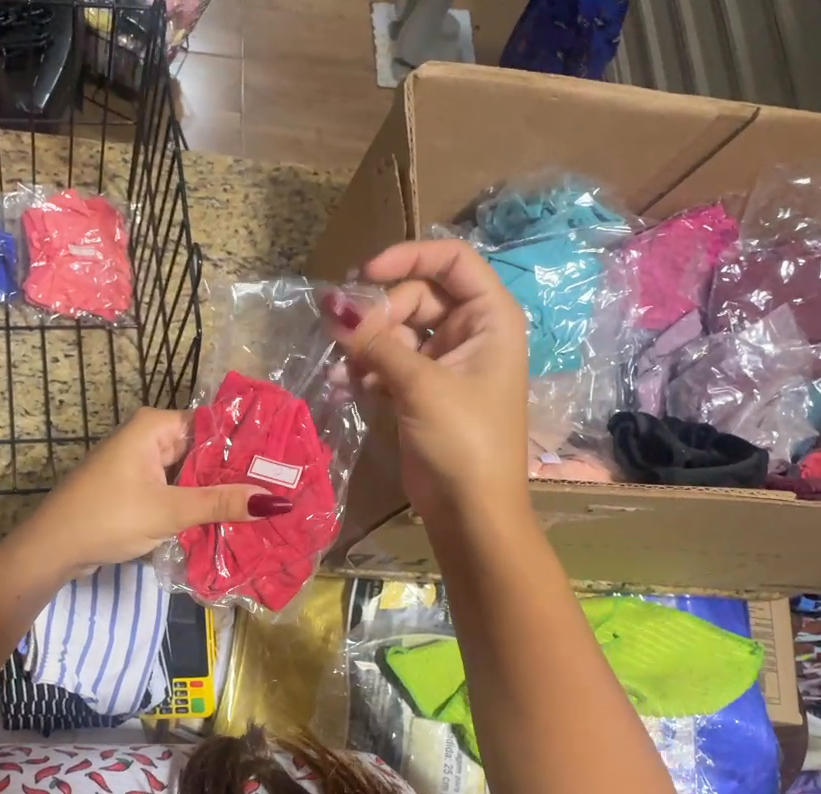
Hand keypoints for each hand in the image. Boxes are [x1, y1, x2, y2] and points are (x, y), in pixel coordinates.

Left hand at [14, 408, 287, 574]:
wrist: (52, 548)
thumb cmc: (108, 518)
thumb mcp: (169, 510)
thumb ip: (222, 503)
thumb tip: (278, 500)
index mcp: (156, 426)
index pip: (215, 425)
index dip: (249, 443)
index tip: (286, 462)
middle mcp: (149, 437)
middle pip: (205, 450)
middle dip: (239, 471)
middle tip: (286, 487)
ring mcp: (141, 464)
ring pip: (192, 473)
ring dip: (220, 491)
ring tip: (268, 505)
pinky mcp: (136, 490)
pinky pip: (177, 490)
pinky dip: (198, 503)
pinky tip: (229, 520)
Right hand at [323, 238, 530, 519]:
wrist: (470, 508)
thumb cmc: (464, 440)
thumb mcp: (421, 385)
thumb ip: (375, 342)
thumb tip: (330, 304)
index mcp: (490, 317)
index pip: (451, 260)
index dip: (408, 257)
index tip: (363, 274)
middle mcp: (469, 331)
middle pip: (416, 296)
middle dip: (378, 314)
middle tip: (345, 338)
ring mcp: (444, 362)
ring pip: (396, 331)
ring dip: (365, 345)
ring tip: (340, 368)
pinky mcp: (421, 390)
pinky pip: (388, 362)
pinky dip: (366, 369)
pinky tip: (344, 385)